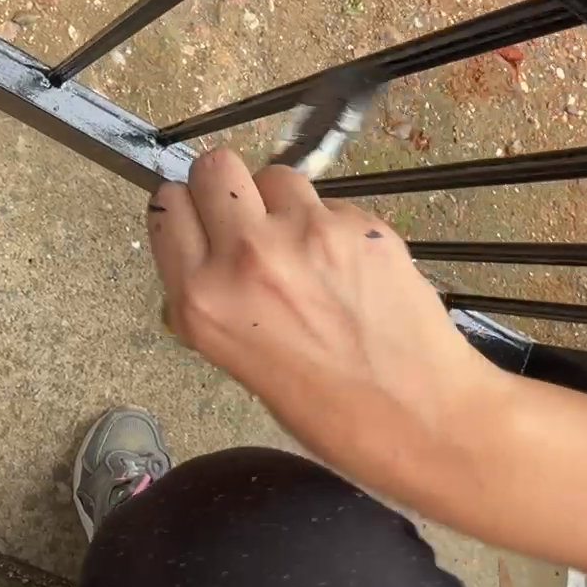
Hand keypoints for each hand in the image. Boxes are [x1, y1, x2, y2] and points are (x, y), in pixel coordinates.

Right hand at [149, 148, 504, 499]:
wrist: (420, 420)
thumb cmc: (323, 408)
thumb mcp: (229, 358)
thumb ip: (207, 297)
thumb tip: (203, 259)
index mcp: (201, 300)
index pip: (166, 208)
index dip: (184, 209)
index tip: (198, 219)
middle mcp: (243, 259)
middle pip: (213, 167)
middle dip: (224, 185)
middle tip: (244, 216)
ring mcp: (302, 236)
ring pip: (271, 173)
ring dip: (278, 200)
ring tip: (301, 243)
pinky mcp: (355, 225)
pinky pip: (326, 200)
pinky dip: (329, 223)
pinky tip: (346, 263)